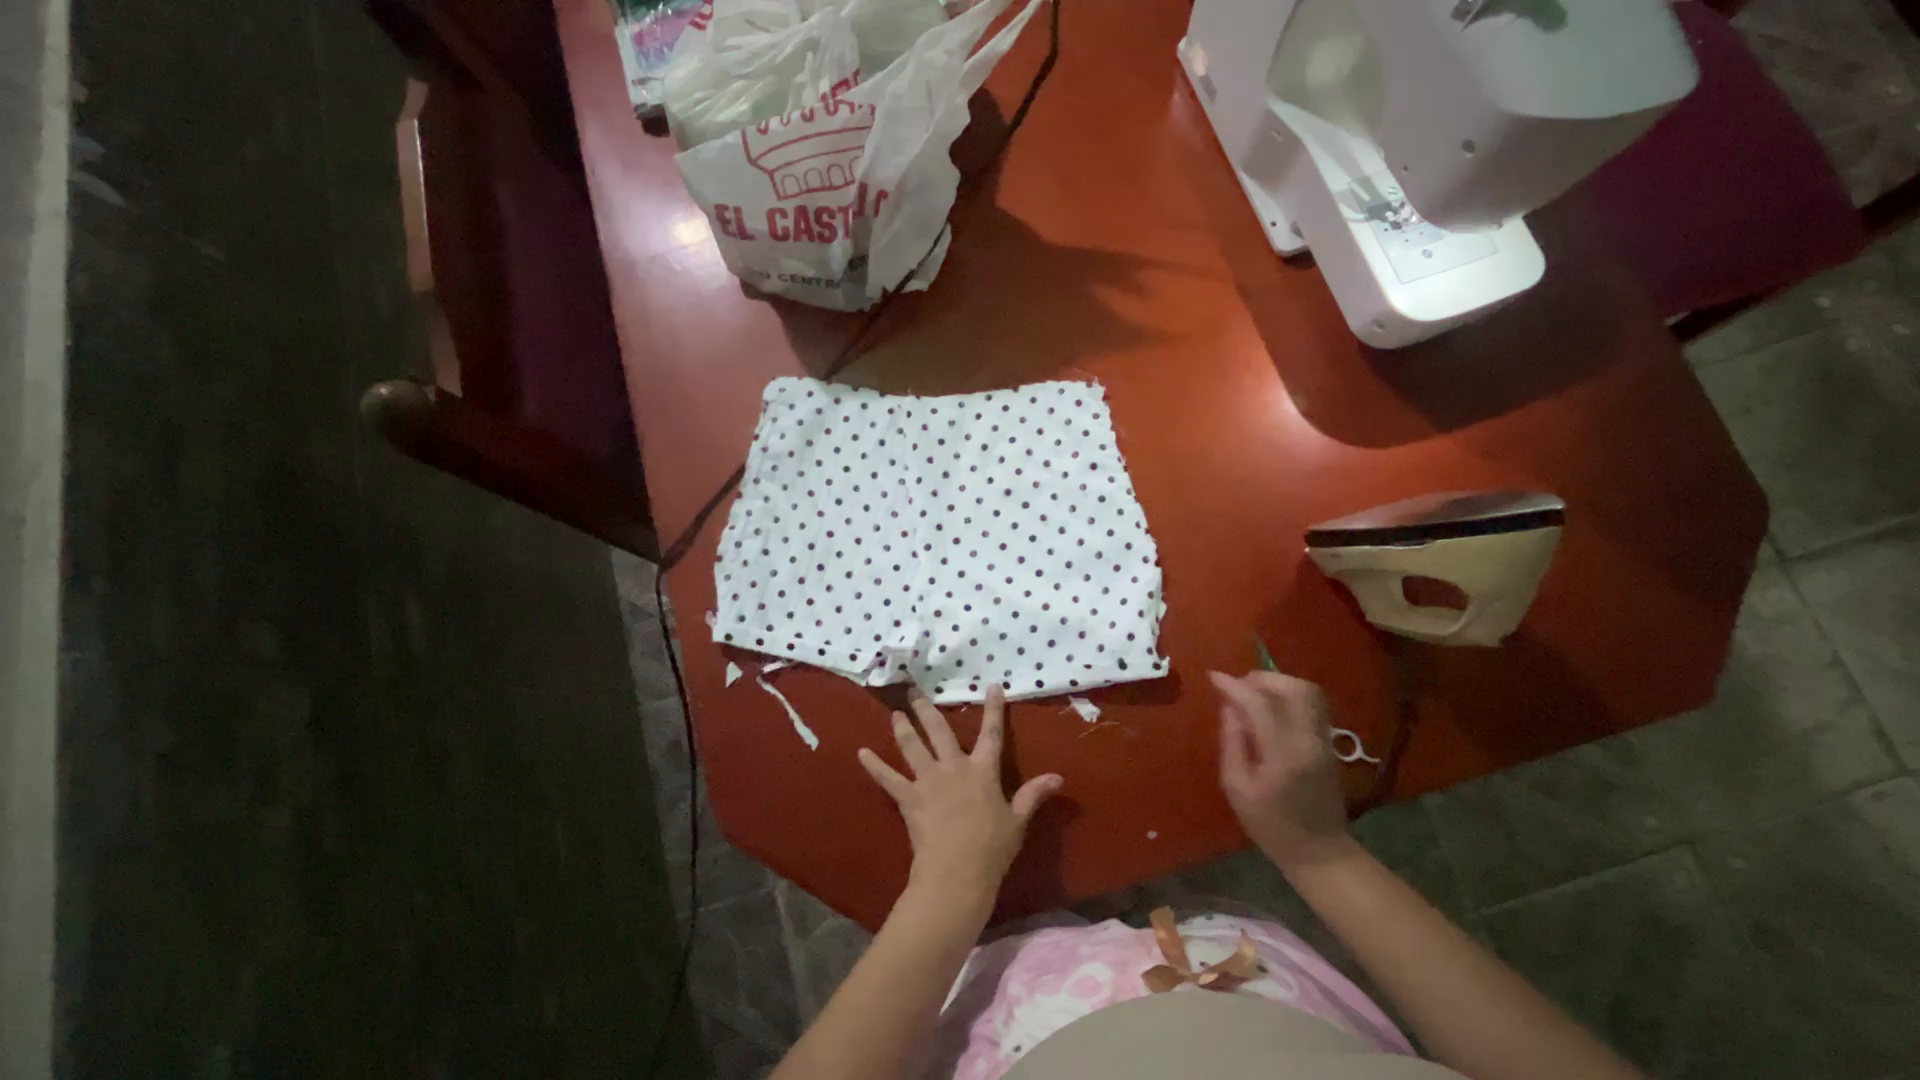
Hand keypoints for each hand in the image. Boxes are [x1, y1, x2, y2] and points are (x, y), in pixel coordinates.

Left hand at [858, 685, 1062, 906]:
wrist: (957, 871)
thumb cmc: (992, 847)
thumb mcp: (1018, 821)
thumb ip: (1033, 794)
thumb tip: (1058, 777)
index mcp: (983, 771)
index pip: (992, 733)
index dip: (993, 709)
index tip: (991, 686)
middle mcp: (954, 767)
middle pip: (939, 731)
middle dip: (927, 709)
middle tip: (914, 691)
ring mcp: (928, 781)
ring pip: (912, 747)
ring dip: (903, 729)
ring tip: (895, 714)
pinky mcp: (908, 798)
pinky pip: (888, 778)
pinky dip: (874, 766)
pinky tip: (861, 753)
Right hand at [1210, 670, 1352, 871]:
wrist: (1319, 850)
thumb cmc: (1271, 826)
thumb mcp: (1237, 788)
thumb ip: (1232, 742)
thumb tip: (1228, 707)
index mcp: (1283, 755)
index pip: (1259, 705)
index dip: (1234, 686)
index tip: (1213, 677)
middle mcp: (1309, 740)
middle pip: (1293, 688)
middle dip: (1261, 678)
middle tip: (1237, 685)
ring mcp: (1324, 739)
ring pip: (1308, 691)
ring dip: (1279, 683)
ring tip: (1253, 693)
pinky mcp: (1330, 742)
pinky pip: (1312, 704)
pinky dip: (1290, 695)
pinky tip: (1271, 706)